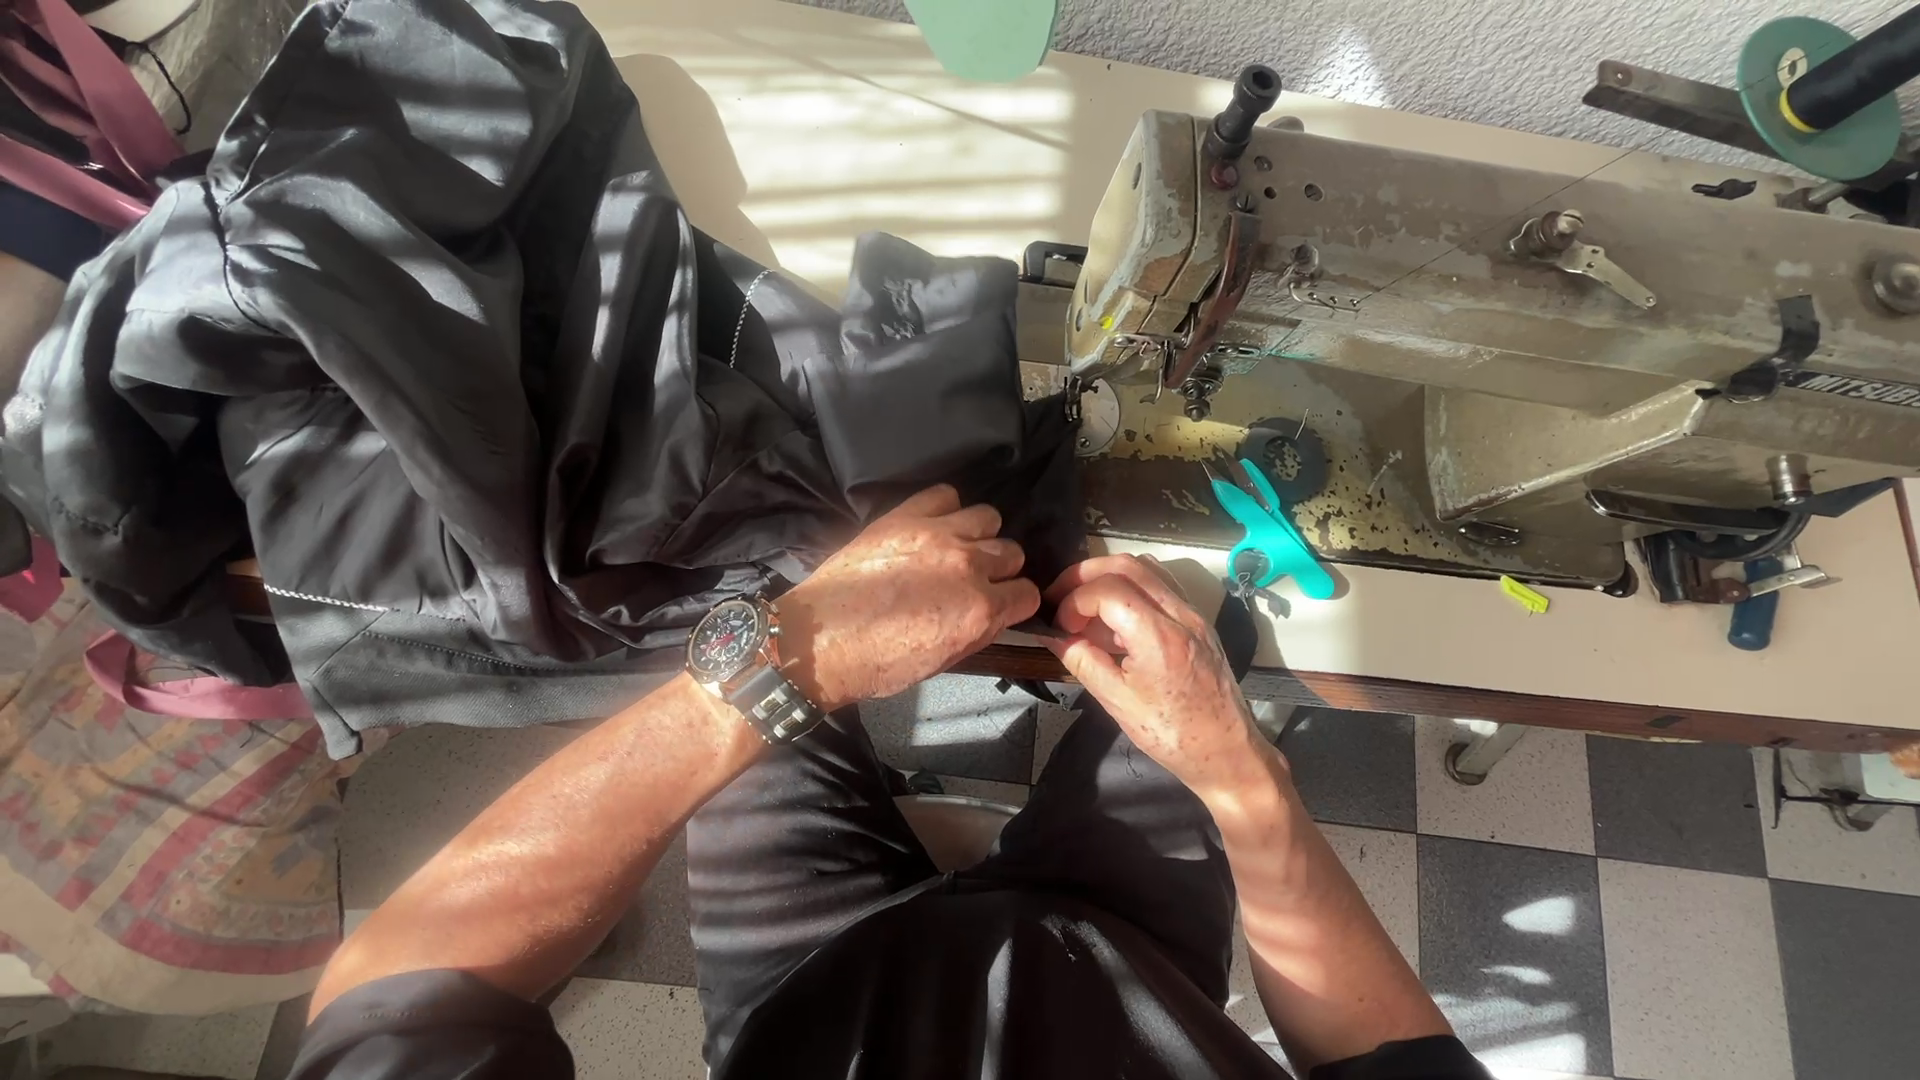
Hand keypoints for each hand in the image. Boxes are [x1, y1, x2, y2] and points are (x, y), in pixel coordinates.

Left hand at [778, 485, 1040, 709]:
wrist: (818, 640)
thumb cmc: (878, 663)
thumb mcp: (943, 661)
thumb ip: (979, 630)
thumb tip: (995, 612)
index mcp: (981, 609)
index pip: (1028, 593)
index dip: (1016, 602)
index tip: (1002, 604)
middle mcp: (968, 566)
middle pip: (1012, 552)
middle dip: (1000, 569)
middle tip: (975, 579)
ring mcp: (938, 534)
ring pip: (988, 518)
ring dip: (979, 535)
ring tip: (957, 548)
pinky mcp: (906, 516)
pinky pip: (946, 494)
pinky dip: (946, 509)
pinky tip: (934, 526)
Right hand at [1044, 555, 1278, 802]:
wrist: (1226, 753)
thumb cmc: (1171, 734)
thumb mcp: (1117, 701)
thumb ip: (1082, 660)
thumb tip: (1053, 635)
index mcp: (1158, 636)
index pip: (1106, 590)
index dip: (1072, 601)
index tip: (1058, 625)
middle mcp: (1180, 614)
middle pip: (1126, 565)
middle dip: (1085, 575)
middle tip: (1059, 596)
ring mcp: (1194, 614)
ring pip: (1147, 568)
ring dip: (1109, 576)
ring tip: (1083, 602)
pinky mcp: (1198, 622)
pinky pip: (1162, 586)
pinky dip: (1131, 587)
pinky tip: (1114, 614)